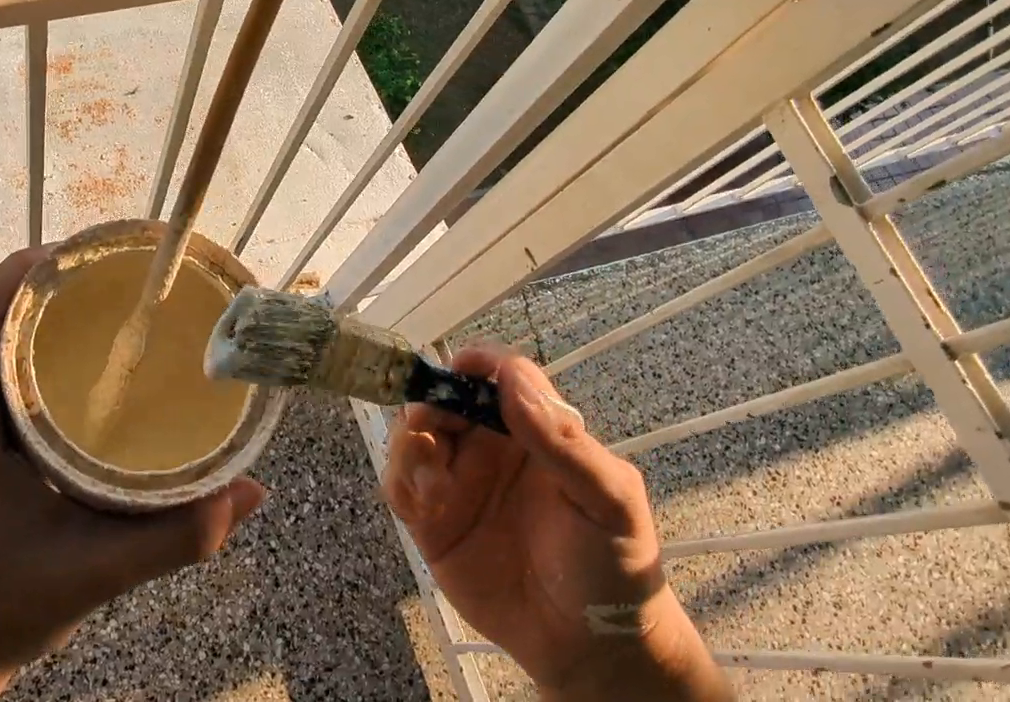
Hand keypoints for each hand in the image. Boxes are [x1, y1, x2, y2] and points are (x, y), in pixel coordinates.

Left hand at [0, 247, 266, 701]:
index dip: (29, 267)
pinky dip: (14, 343)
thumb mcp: (91, 575)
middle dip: (39, 280)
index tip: (88, 251)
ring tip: (92, 301)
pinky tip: (62, 356)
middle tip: (108, 273)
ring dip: (25, 309)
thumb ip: (173, 537)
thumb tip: (250, 493)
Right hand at [383, 344, 728, 700]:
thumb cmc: (611, 564)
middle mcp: (488, 445)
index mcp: (533, 429)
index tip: (460, 369)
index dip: (478, 363)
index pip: (500, 376)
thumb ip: (563, 441)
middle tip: (429, 427)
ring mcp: (456, 480)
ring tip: (433, 485)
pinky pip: (398, 483)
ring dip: (410, 444)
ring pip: (412, 434)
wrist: (589, 647)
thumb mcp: (607, 500)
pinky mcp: (429, 518)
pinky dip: (401, 480)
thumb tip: (514, 380)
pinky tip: (425, 504)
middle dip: (430, 403)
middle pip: (444, 398)